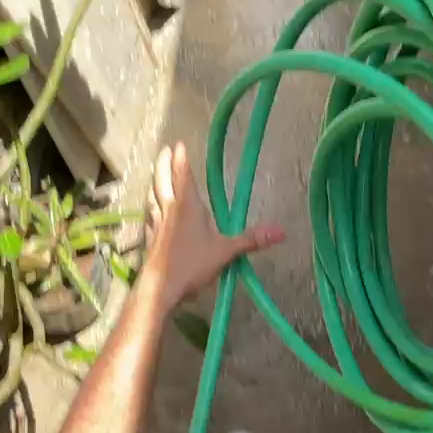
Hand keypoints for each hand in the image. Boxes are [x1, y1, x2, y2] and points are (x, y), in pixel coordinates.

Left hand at [142, 142, 283, 316]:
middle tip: (164, 150)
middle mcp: (169, 211)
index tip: (178, 144)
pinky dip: (151, 208)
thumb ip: (251, 240)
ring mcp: (157, 225)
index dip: (181, 159)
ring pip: (153, 197)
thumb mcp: (225, 252)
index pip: (183, 176)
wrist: (159, 288)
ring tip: (156, 175)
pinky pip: (150, 217)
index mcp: (187, 207)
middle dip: (164, 164)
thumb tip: (281, 231)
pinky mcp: (151, 240)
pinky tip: (152, 213)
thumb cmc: (191, 264)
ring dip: (155, 183)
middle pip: (162, 181)